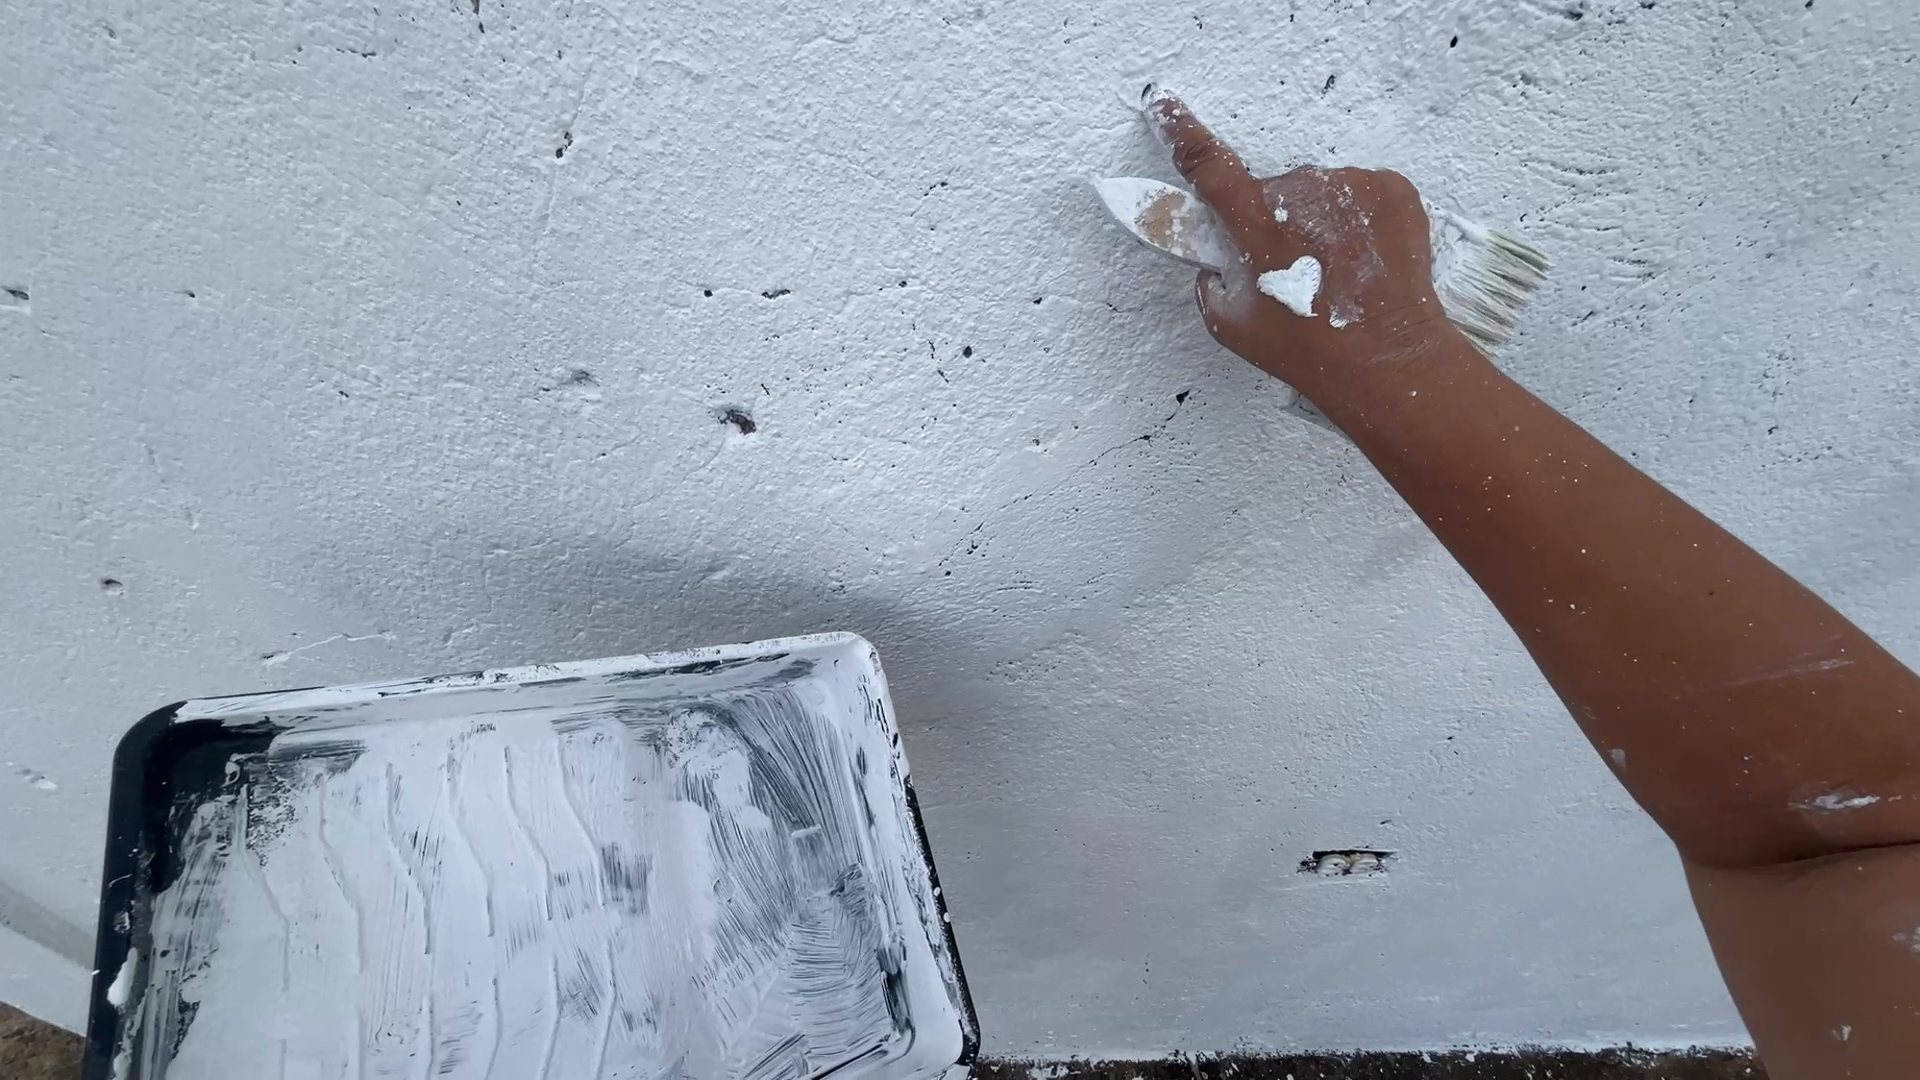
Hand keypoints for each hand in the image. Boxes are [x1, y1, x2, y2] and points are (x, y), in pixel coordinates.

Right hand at [1146, 91, 1468, 410]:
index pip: (1208, 166)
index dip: (1181, 134)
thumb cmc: (1303, 346)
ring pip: (1313, 193)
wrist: (1382, 356)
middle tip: (1283, 271)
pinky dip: (1348, 221)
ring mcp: (1351, 185)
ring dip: (1311, 223)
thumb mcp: (1229, 324)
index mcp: (1257, 224)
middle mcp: (1303, 193)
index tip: (1164, 108)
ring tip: (1326, 273)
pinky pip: (1353, 193)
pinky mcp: (1390, 188)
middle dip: (1267, 222)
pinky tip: (1353, 261)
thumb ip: (1210, 282)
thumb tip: (1214, 264)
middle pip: (1268, 191)